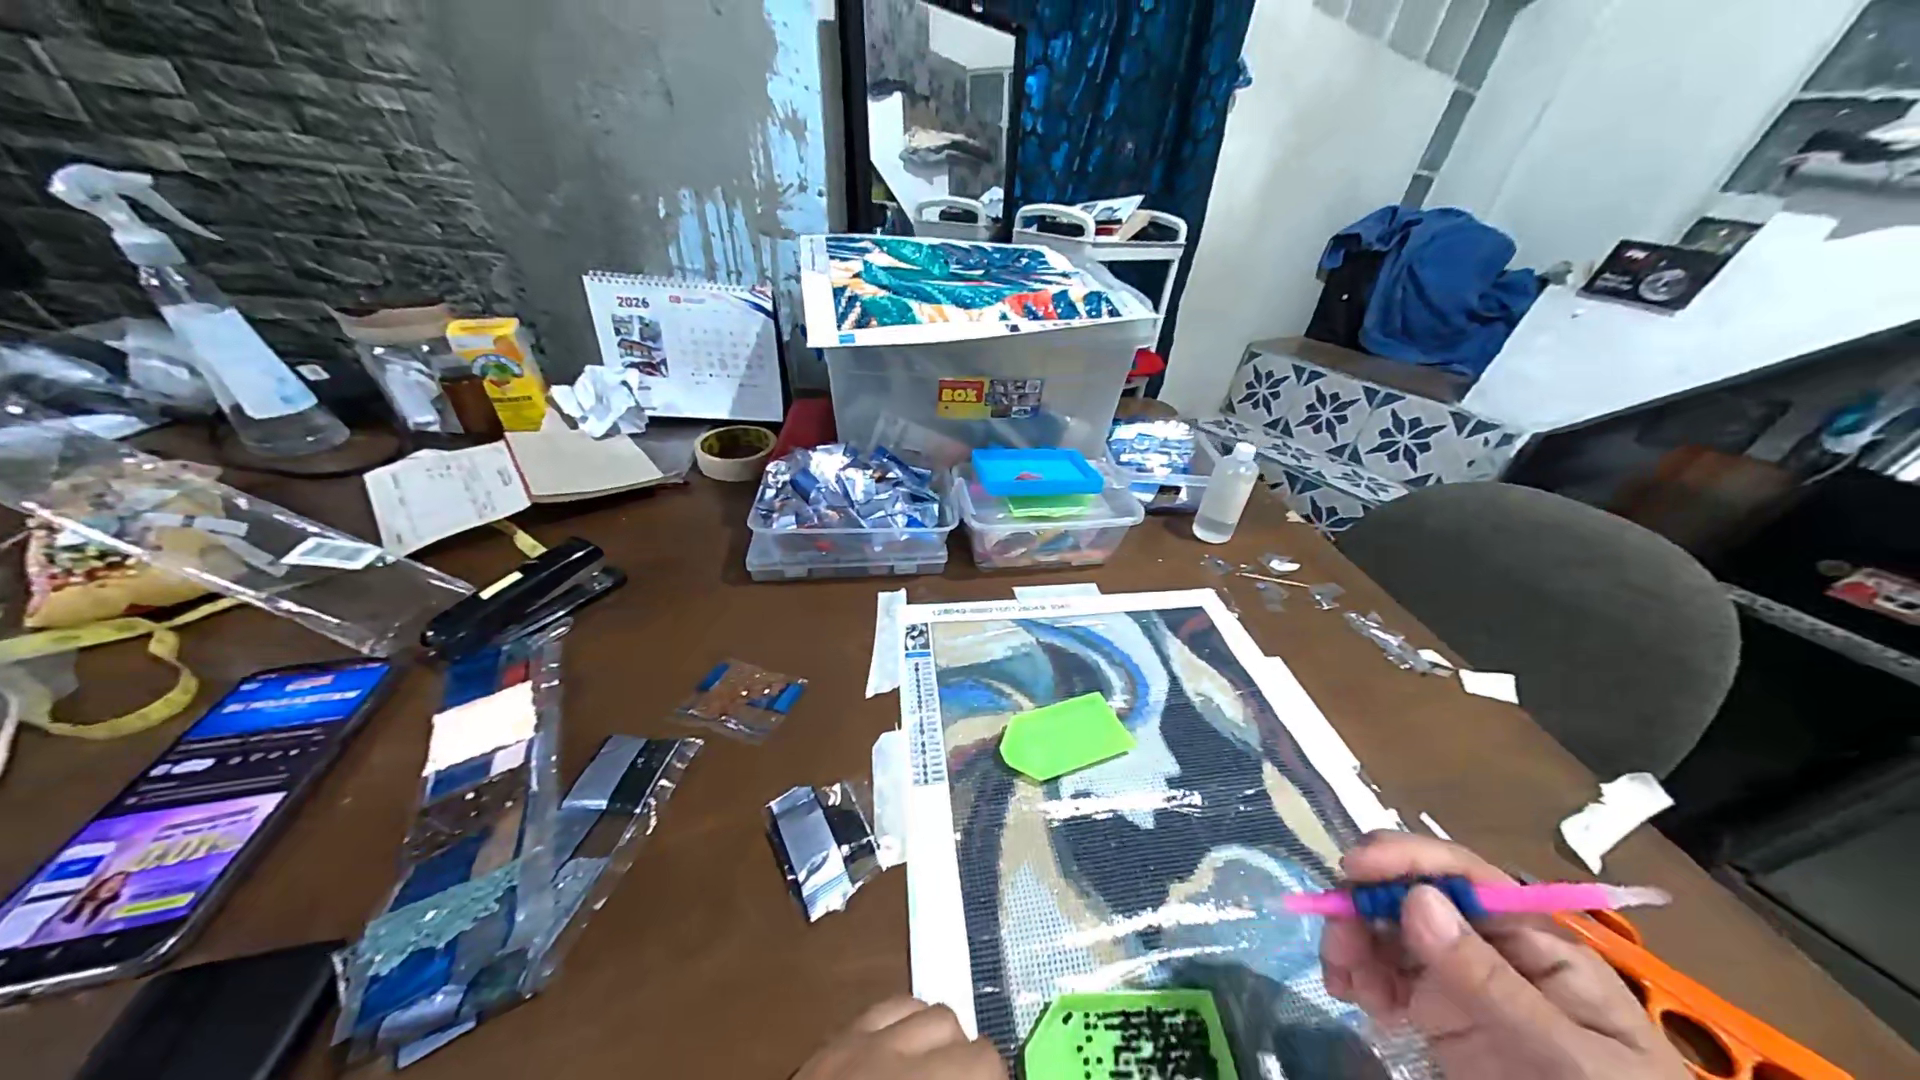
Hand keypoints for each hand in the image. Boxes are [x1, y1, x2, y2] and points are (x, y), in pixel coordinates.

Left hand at [795, 997, 1007, 1079]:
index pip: (986, 1066)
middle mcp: (899, 1064)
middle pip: (971, 1044)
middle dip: (977, 1071)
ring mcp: (867, 1042)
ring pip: (937, 1014)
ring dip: (947, 1044)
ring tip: (938, 1074)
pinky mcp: (840, 1035)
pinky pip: (892, 1005)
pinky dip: (908, 1023)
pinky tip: (905, 1051)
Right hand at [1319, 832, 1688, 1079]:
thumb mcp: (1565, 1053)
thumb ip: (1490, 980)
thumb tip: (1416, 897)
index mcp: (1533, 940)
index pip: (1462, 874)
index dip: (1404, 858)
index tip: (1353, 866)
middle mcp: (1488, 946)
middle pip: (1410, 895)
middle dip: (1364, 904)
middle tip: (1338, 940)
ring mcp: (1458, 978)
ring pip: (1385, 929)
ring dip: (1353, 940)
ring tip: (1343, 979)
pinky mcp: (1435, 1011)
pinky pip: (1382, 972)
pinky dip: (1356, 973)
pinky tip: (1350, 995)